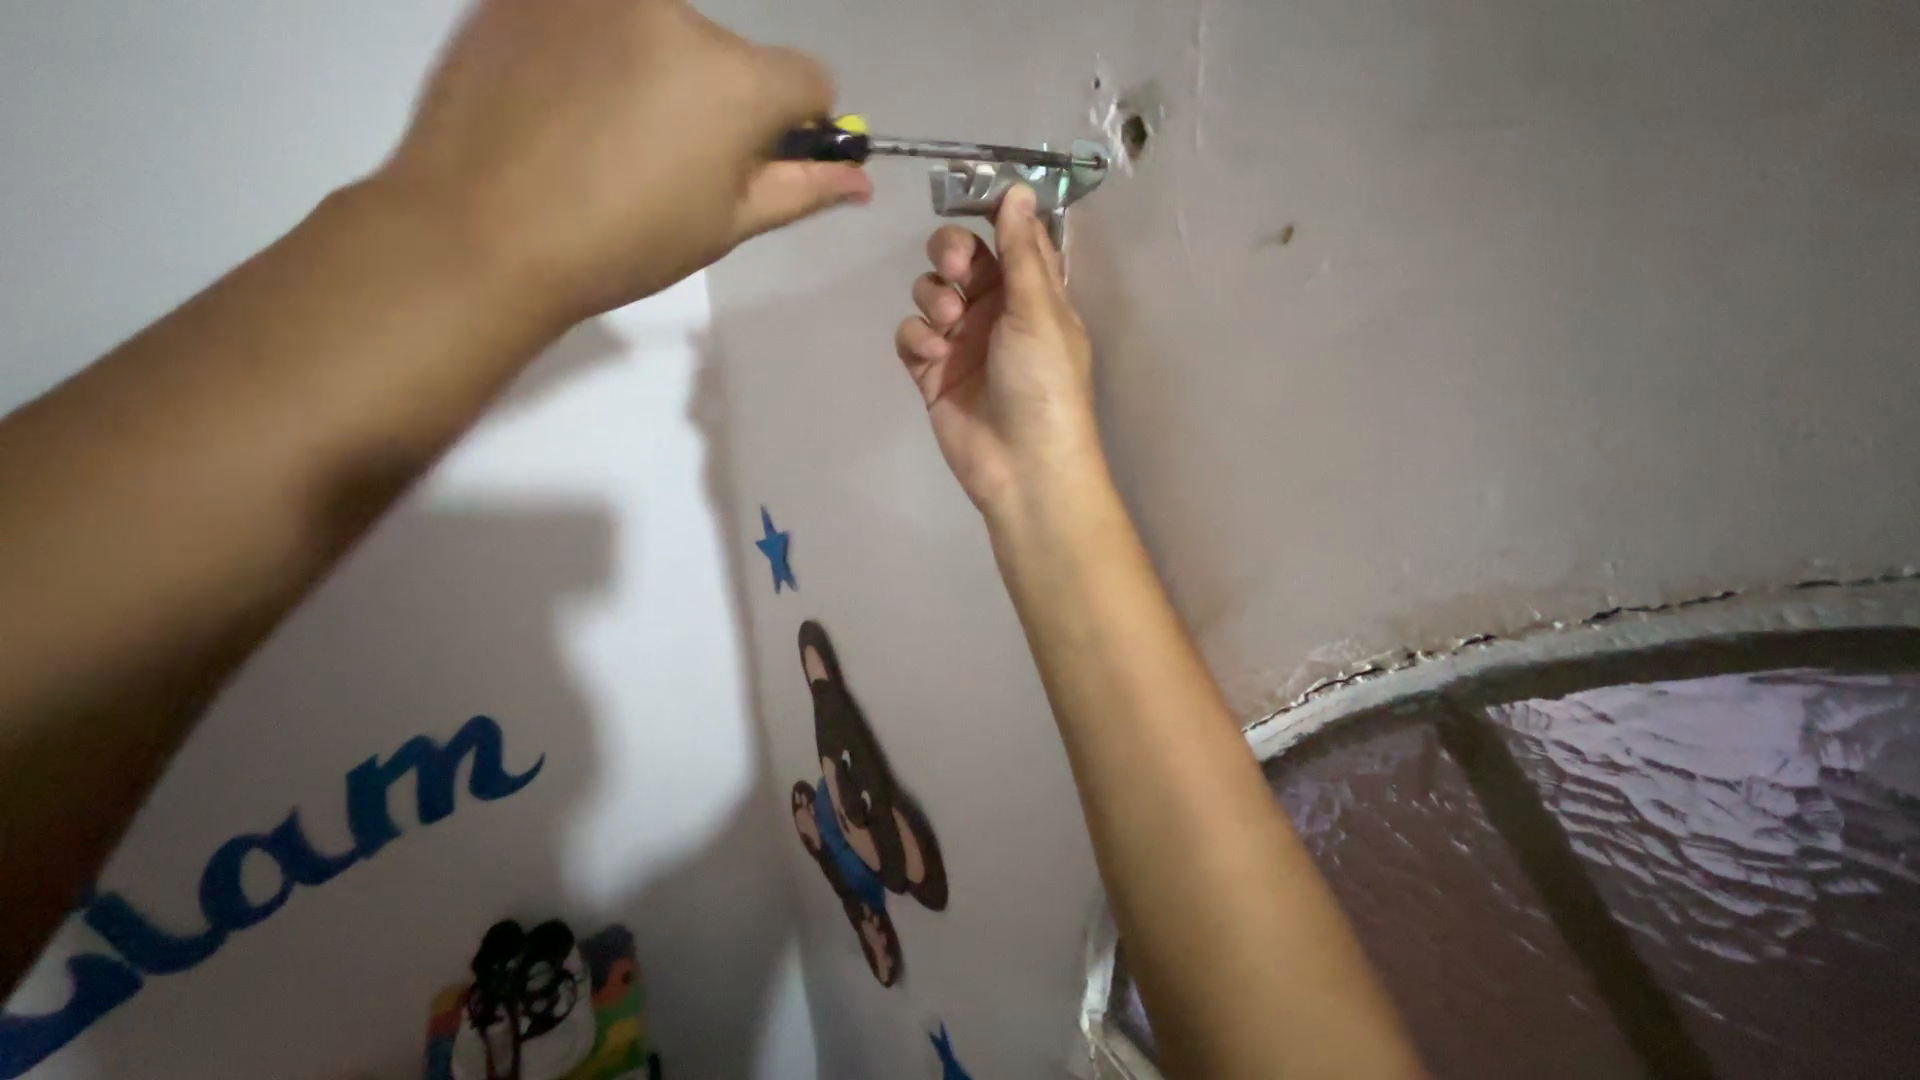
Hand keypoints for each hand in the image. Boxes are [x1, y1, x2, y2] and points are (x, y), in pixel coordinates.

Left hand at [372, 0, 871, 320]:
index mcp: (735, 79)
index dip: (799, 123)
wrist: (481, 231)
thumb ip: (801, 189)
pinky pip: (597, 16)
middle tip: (668, 161)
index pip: (810, 79)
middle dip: (720, 100)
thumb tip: (860, 179)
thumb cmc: (623, 244)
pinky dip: (596, 50)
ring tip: (605, 134)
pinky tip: (562, 105)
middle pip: (730, 53)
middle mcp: (676, 13)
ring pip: (662, 30)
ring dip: (657, 71)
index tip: (762, 157)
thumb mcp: (725, 225)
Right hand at [893, 186, 1101, 516]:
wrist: (1022, 464)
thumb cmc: (1044, 383)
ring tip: (949, 323)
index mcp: (1033, 295)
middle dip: (950, 252)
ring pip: (930, 292)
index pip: (1009, 239)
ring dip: (933, 297)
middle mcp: (996, 312)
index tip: (969, 194)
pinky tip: (933, 355)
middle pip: (961, 259)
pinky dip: (917, 337)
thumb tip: (1020, 187)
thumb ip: (1021, 251)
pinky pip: (911, 335)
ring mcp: (961, 343)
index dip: (990, 215)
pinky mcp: (931, 373)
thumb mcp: (1040, 310)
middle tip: (953, 264)